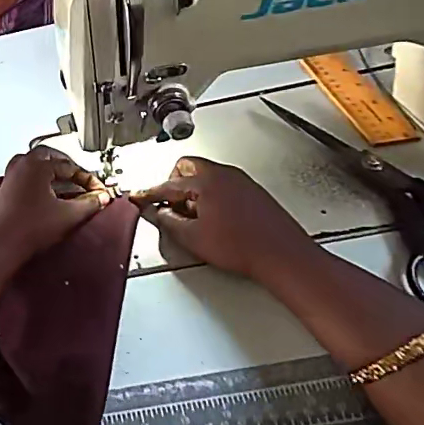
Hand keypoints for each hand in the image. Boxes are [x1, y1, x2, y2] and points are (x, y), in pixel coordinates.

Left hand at [0, 147, 112, 263]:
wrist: (2, 245)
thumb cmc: (29, 229)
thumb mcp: (69, 215)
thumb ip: (90, 203)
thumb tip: (100, 198)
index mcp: (36, 165)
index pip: (69, 166)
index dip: (88, 178)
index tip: (97, 190)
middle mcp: (20, 167)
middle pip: (48, 156)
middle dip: (66, 165)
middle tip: (80, 177)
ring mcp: (9, 179)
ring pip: (30, 164)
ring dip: (47, 170)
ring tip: (61, 181)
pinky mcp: (2, 193)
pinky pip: (17, 178)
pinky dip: (29, 180)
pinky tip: (35, 191)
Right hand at [133, 157, 318, 279]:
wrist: (283, 257)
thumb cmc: (245, 247)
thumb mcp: (193, 238)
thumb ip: (168, 222)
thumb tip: (158, 214)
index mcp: (206, 181)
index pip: (168, 184)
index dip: (150, 194)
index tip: (140, 198)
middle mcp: (225, 174)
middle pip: (187, 168)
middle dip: (174, 186)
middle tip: (171, 207)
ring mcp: (241, 181)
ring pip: (206, 175)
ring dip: (194, 191)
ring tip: (194, 218)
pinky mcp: (253, 192)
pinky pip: (223, 184)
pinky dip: (212, 196)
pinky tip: (215, 220)